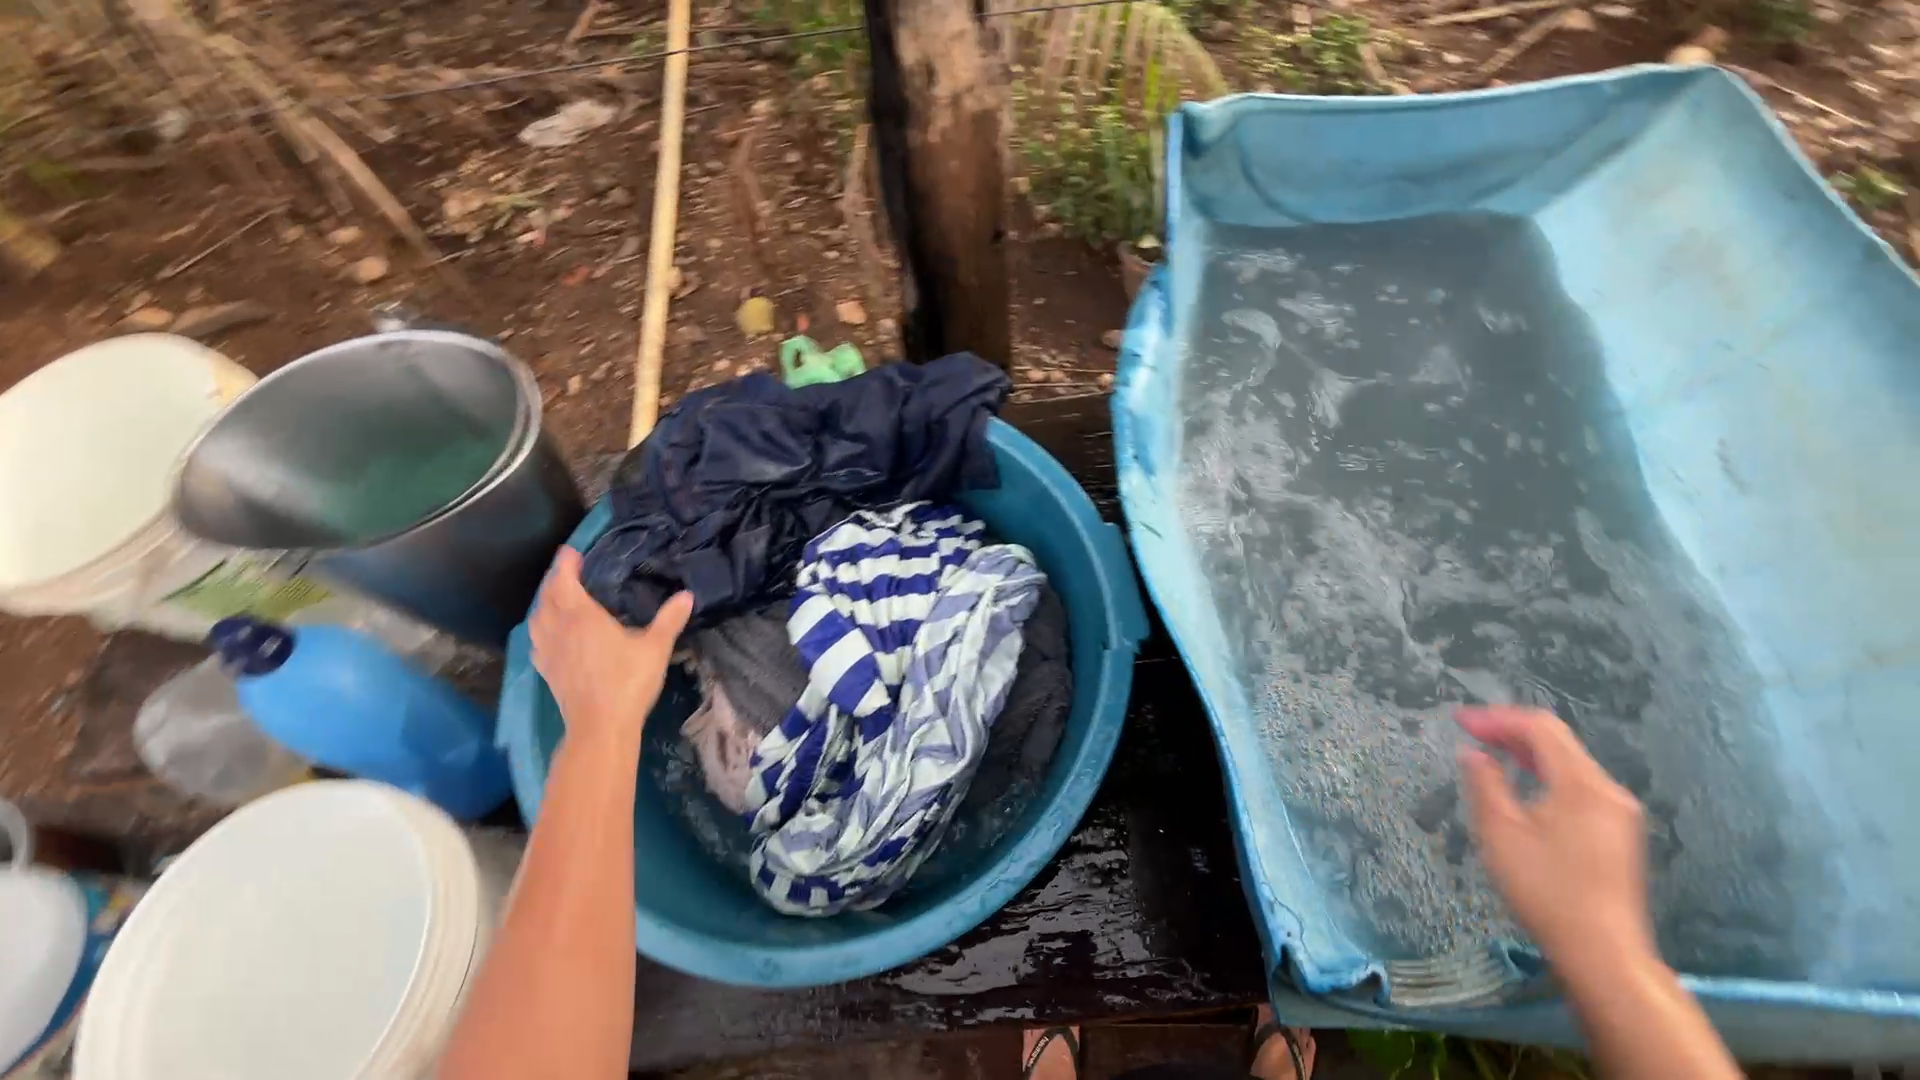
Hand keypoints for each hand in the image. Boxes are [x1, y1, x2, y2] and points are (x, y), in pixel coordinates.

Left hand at [529, 548, 692, 752]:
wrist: (599, 726)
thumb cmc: (627, 681)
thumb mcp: (656, 648)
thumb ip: (669, 620)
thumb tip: (687, 595)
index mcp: (582, 617)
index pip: (565, 581)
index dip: (566, 564)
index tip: (570, 551)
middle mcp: (559, 629)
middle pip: (547, 597)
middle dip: (555, 580)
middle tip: (567, 571)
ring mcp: (548, 651)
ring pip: (537, 618)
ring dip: (544, 603)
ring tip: (556, 598)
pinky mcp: (546, 671)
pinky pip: (537, 640)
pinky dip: (541, 628)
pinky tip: (550, 634)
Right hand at [1455, 706, 1654, 977]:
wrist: (1603, 951)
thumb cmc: (1545, 888)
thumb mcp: (1500, 833)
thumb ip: (1485, 783)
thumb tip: (1473, 753)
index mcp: (1582, 785)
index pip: (1541, 728)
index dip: (1498, 718)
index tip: (1459, 721)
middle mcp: (1608, 791)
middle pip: (1559, 741)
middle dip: (1511, 731)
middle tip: (1469, 732)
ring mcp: (1618, 812)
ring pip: (1570, 762)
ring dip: (1528, 751)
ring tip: (1489, 752)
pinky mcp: (1618, 831)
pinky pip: (1578, 784)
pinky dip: (1546, 772)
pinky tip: (1523, 783)